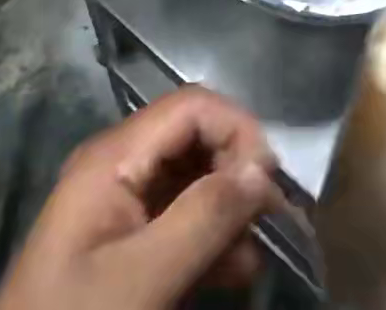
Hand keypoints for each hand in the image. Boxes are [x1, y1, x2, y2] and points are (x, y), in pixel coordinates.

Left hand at [0, 86, 280, 309]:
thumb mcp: (142, 278)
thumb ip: (204, 217)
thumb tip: (263, 169)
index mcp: (113, 156)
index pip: (192, 106)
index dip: (238, 129)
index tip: (269, 182)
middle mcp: (119, 163)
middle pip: (195, 136)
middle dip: (238, 169)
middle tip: (271, 218)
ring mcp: (123, 201)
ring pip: (194, 175)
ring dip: (231, 206)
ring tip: (257, 250)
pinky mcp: (127, 237)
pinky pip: (182, 214)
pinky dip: (213, 234)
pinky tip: (236, 268)